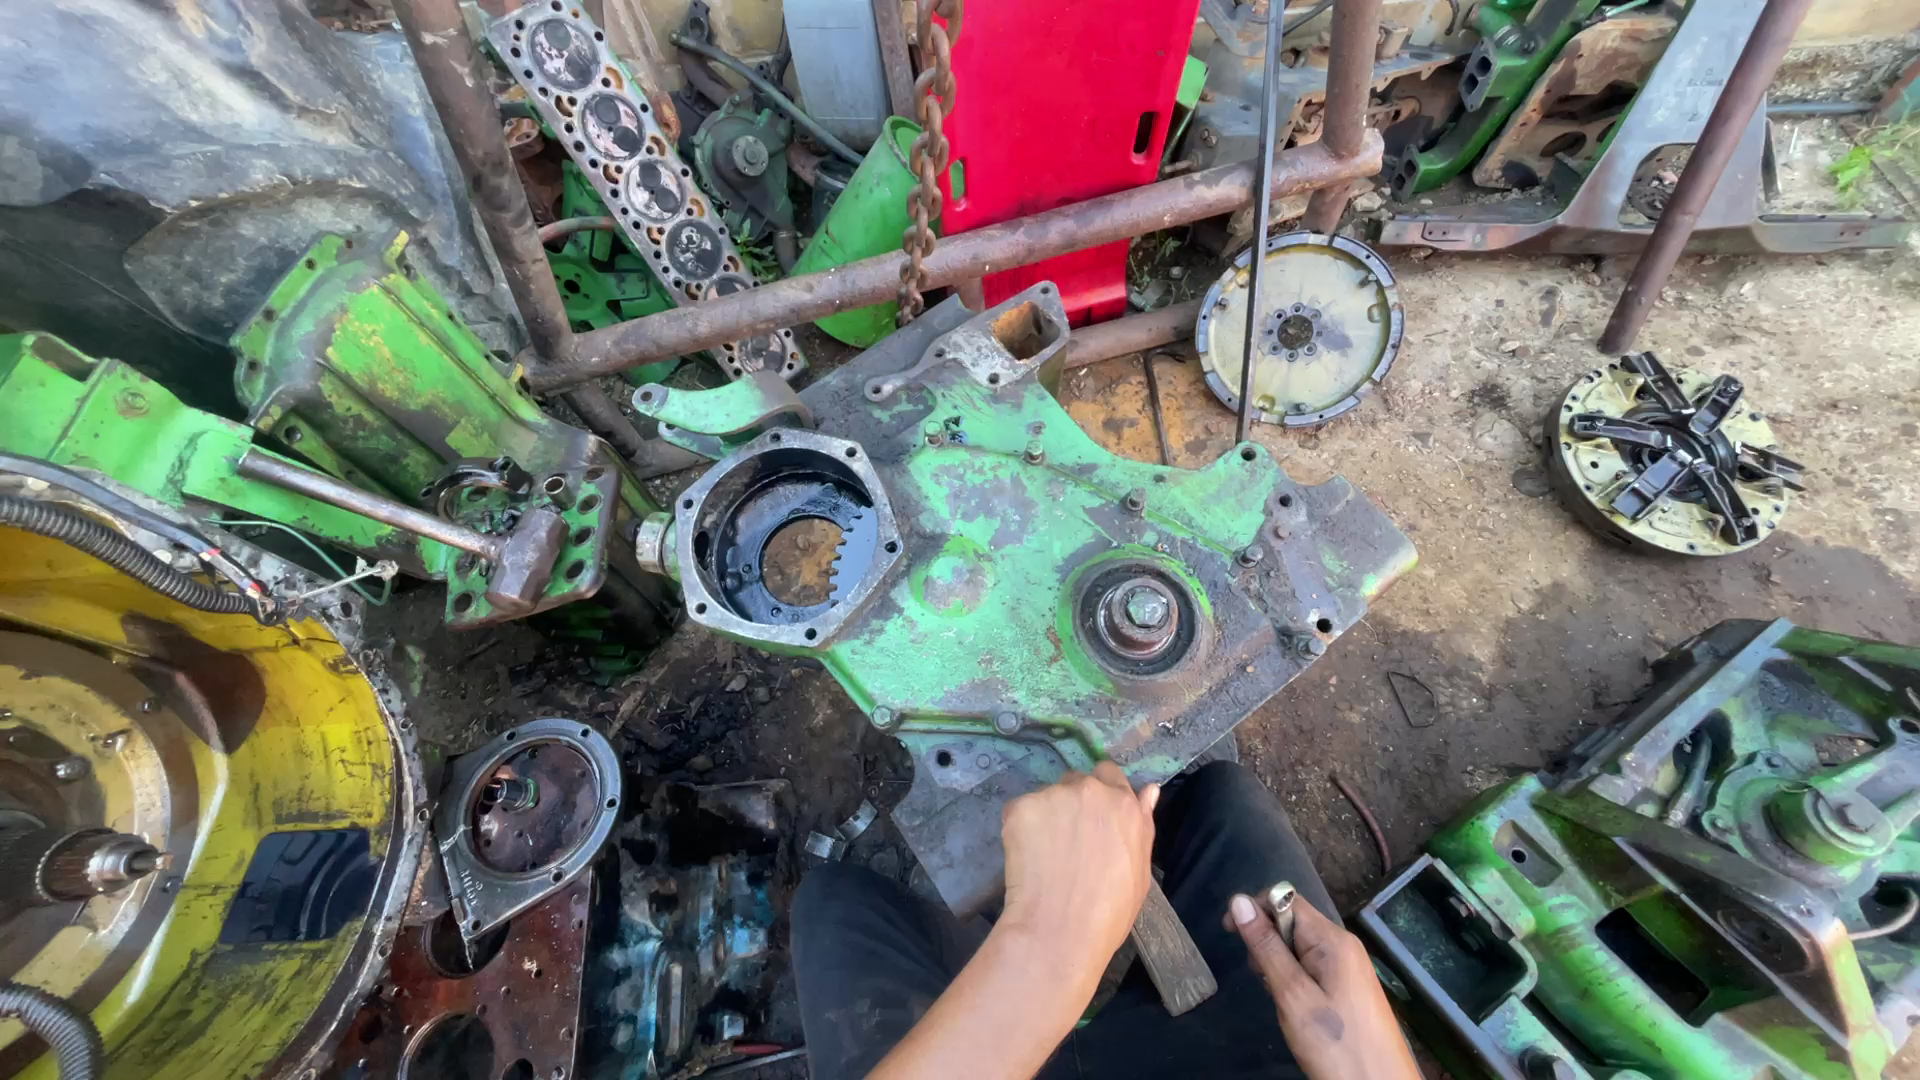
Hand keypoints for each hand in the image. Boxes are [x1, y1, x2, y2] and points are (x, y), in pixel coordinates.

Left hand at [999, 762, 1159, 980]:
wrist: (1059, 929)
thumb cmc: (1109, 911)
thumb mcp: (1140, 871)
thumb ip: (1143, 824)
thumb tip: (1149, 790)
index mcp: (1123, 804)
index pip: (1109, 774)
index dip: (1102, 794)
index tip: (1094, 818)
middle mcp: (1089, 790)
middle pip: (1077, 782)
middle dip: (1073, 803)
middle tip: (1068, 839)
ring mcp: (1053, 795)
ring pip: (1048, 796)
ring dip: (1048, 814)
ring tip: (1046, 854)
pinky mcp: (1021, 806)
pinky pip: (1022, 810)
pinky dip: (1022, 827)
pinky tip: (1026, 857)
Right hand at [1229, 892, 1421, 1079]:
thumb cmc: (1337, 1047)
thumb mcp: (1293, 996)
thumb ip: (1266, 947)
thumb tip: (1237, 900)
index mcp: (1333, 940)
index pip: (1285, 899)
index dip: (1255, 909)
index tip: (1230, 934)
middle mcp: (1343, 946)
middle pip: (1292, 922)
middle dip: (1267, 942)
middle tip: (1262, 980)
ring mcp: (1349, 969)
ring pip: (1299, 947)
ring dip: (1279, 964)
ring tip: (1281, 1000)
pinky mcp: (1349, 990)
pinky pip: (1312, 968)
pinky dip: (1295, 980)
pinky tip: (1296, 1008)